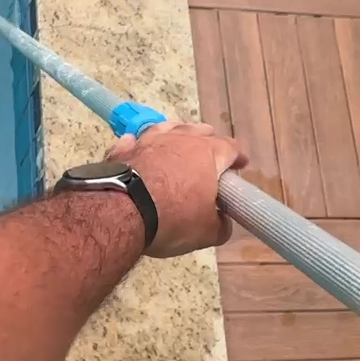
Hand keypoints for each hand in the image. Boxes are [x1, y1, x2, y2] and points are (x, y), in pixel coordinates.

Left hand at [107, 121, 246, 257]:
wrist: (119, 213)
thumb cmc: (172, 219)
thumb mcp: (207, 232)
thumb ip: (220, 224)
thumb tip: (223, 221)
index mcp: (206, 154)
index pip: (229, 147)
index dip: (236, 156)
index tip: (240, 164)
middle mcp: (178, 139)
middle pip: (198, 131)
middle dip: (208, 140)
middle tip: (210, 155)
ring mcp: (148, 140)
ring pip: (167, 128)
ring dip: (175, 134)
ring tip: (177, 142)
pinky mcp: (122, 149)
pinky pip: (134, 141)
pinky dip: (139, 144)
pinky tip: (137, 148)